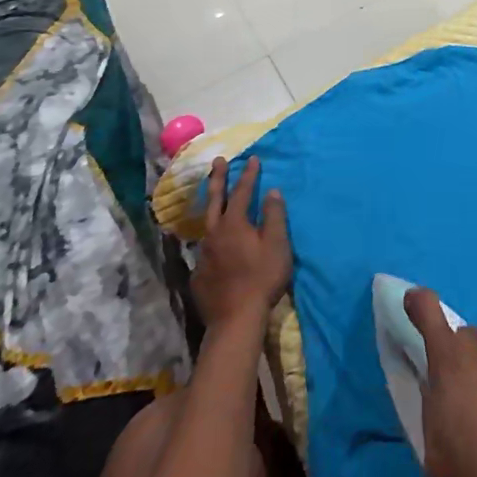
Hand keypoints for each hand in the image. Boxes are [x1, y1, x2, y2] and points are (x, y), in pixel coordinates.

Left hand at [191, 156, 291, 327]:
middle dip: (218, 179)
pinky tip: (216, 242)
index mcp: (234, 224)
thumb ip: (274, 216)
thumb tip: (272, 191)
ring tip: (214, 197)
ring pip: (206, 223)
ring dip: (211, 205)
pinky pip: (205, 247)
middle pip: (215, 200)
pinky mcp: (199, 273)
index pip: (242, 192)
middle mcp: (214, 234)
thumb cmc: (262, 277)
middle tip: (218, 161)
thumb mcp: (277, 244)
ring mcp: (203, 254)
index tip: (253, 158)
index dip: (249, 175)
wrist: (235, 318)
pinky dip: (211, 236)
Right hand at [406, 288, 476, 476]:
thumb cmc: (475, 462)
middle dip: (455, 356)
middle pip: (461, 338)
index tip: (413, 300)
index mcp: (448, 358)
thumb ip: (431, 408)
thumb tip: (437, 391)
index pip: (428, 312)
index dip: (418, 303)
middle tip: (455, 393)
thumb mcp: (433, 447)